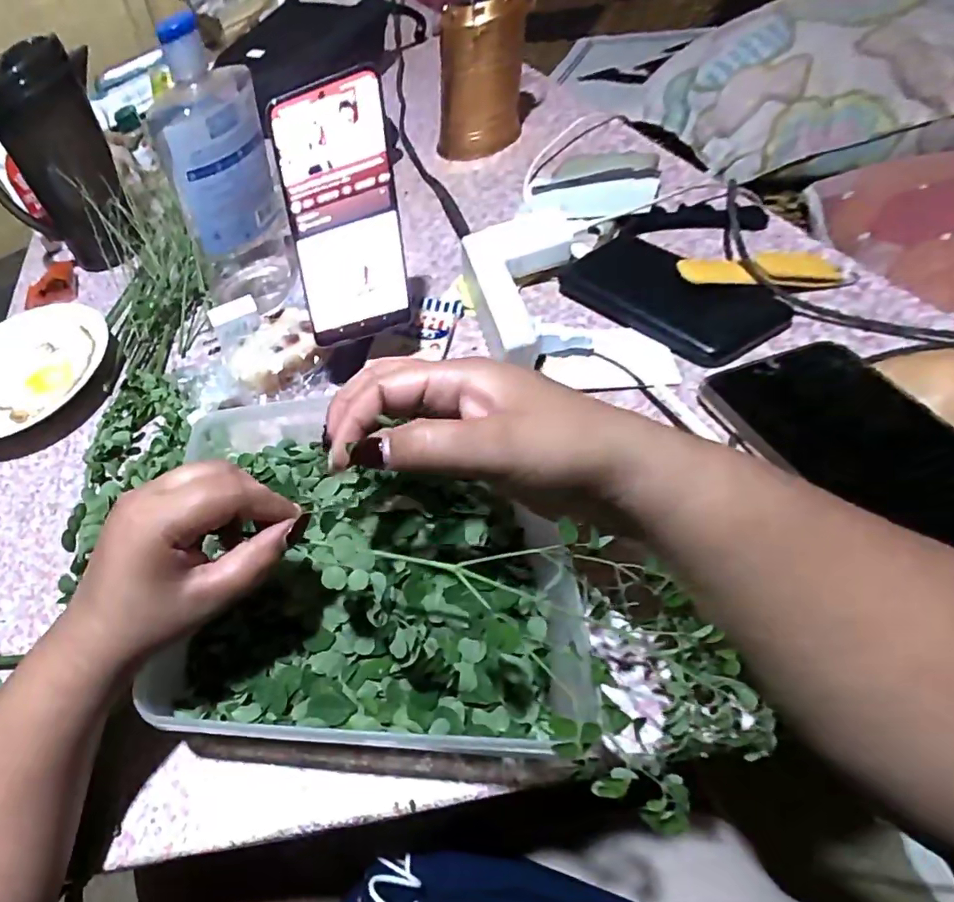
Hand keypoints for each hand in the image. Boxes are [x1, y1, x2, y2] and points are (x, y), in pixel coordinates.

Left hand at [63, 461, 300, 666]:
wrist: (97, 638)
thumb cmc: (153, 623)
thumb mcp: (210, 597)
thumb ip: (253, 561)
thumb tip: (288, 530)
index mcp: (158, 516)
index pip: (227, 490)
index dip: (268, 501)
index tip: (297, 522)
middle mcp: (146, 493)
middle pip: (216, 472)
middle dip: (253, 494)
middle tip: (276, 528)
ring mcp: (138, 494)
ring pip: (202, 473)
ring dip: (234, 495)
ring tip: (245, 535)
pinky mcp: (138, 502)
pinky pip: (187, 485)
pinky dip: (213, 500)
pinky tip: (218, 534)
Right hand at [323, 357, 673, 521]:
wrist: (621, 476)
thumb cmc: (562, 450)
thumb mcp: (491, 446)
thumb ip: (425, 446)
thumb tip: (361, 452)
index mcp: (460, 374)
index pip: (385, 382)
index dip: (352, 415)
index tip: (336, 462)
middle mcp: (457, 388)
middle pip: (387, 387)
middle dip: (351, 414)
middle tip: (332, 457)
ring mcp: (466, 416)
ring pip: (402, 412)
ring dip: (369, 430)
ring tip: (347, 462)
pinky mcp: (476, 444)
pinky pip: (423, 439)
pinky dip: (395, 450)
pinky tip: (385, 470)